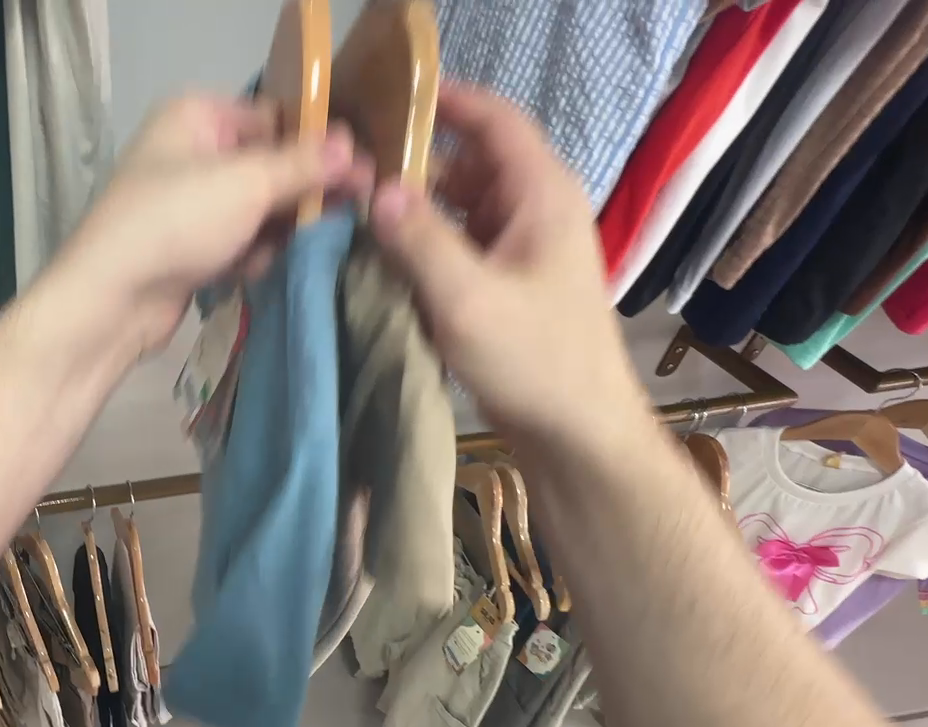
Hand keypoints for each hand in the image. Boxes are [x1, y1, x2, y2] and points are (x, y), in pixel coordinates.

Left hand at [48, 96, 372, 354]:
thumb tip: (351, 150)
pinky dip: (250, 257)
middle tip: (348, 210)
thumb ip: (302, 166)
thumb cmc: (175, 223)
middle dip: (299, 192)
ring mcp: (185, 208)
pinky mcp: (186, 253)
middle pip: (266, 167)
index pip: (272, 117)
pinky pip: (235, 245)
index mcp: (195, 117)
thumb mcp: (246, 183)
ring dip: (277, 230)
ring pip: (254, 211)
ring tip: (299, 245)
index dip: (314, 143)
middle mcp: (189, 156)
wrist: (111, 301)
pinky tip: (254, 271)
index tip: (355, 170)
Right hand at [369, 84, 654, 451]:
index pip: (496, 124)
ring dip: (415, 214)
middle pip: (470, 168)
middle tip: (355, 175)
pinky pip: (457, 252)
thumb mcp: (467, 298)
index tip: (389, 98)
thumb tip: (376, 190)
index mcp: (540, 197)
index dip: (448, 103)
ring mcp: (519, 255)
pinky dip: (423, 251)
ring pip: (460, 213)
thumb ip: (421, 242)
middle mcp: (532, 215)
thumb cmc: (531, 357)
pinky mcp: (503, 289)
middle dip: (417, 167)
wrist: (572, 428)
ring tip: (357, 220)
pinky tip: (383, 267)